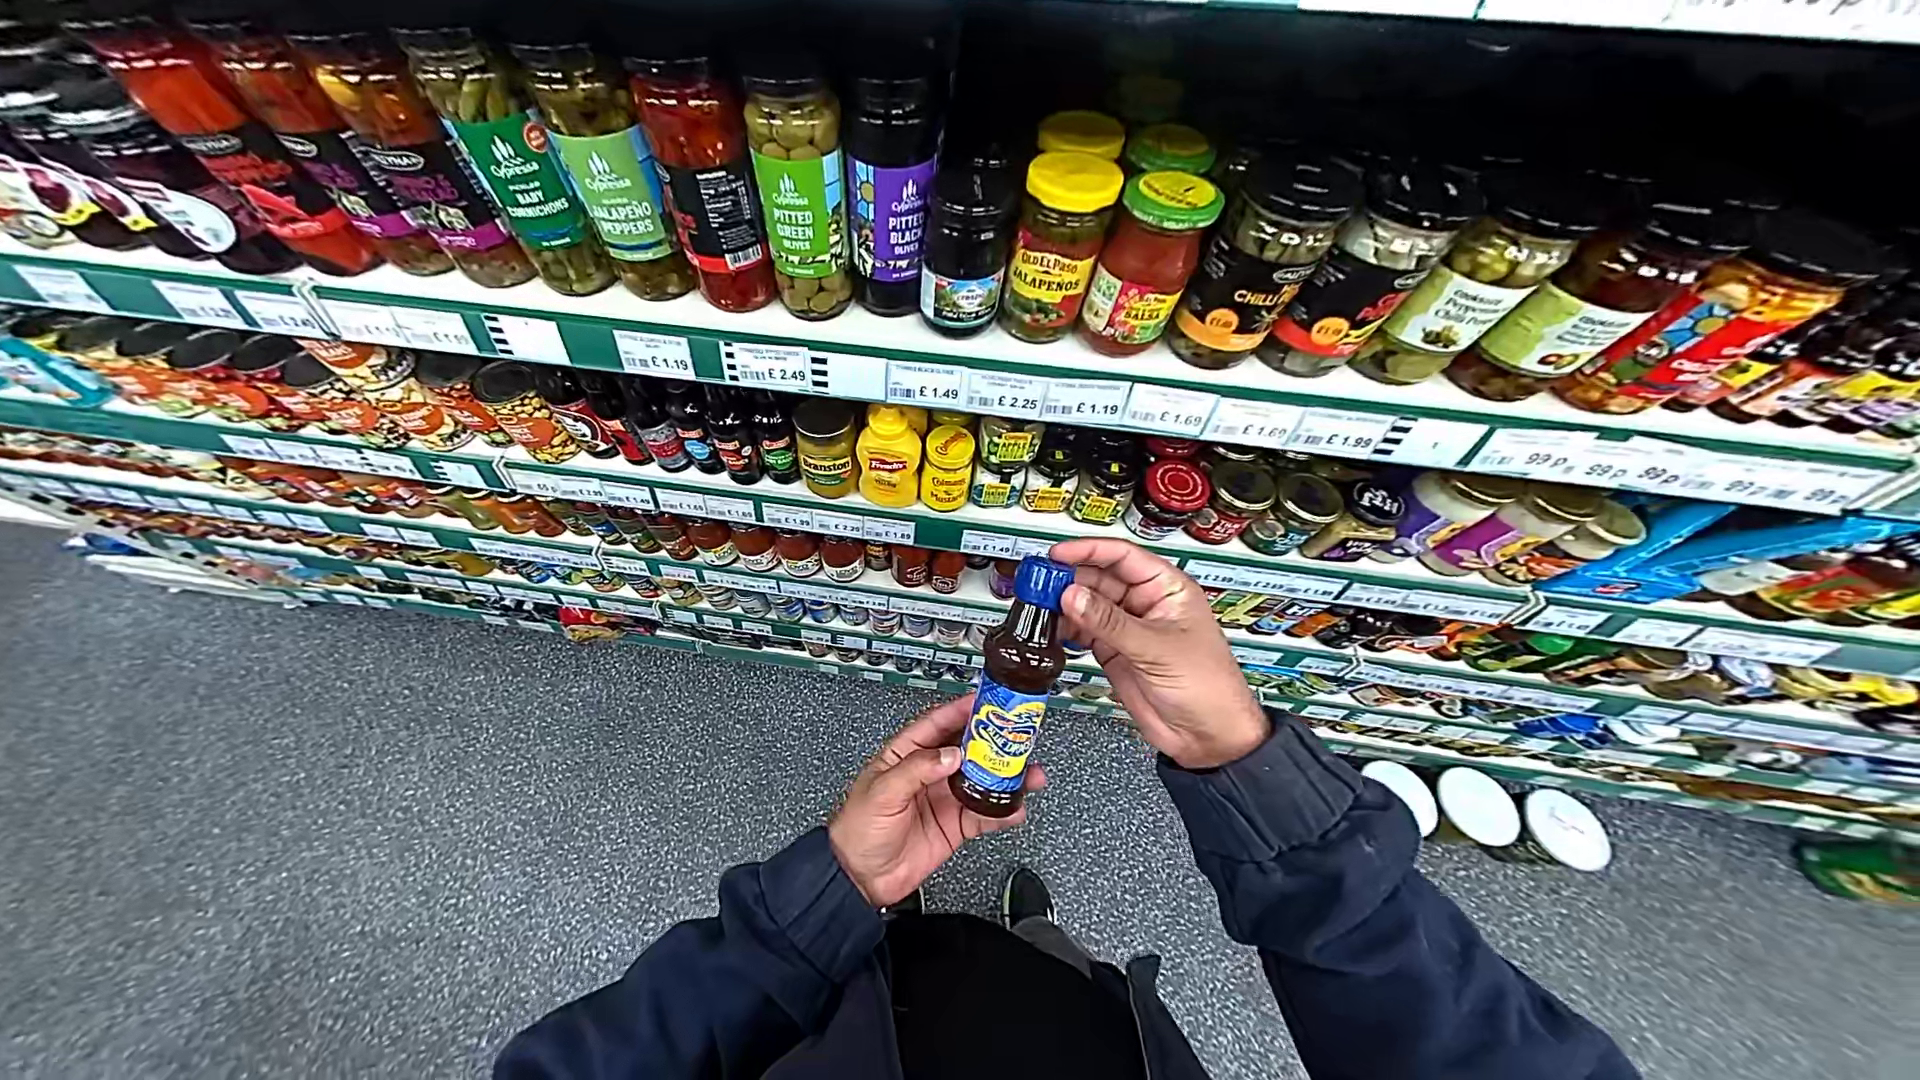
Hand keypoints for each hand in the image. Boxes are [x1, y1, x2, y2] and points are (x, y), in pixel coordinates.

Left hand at [828, 697, 1046, 906]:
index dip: (962, 710)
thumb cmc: (857, 829)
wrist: (859, 879)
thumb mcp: (882, 791)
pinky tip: (1014, 808)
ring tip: (1028, 773)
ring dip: (1006, 776)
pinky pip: (984, 813)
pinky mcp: (955, 824)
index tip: (985, 702)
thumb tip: (950, 754)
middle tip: (1017, 736)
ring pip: (983, 779)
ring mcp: (945, 797)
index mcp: (907, 753)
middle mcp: (930, 771)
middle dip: (994, 741)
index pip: (938, 723)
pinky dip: (1003, 811)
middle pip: (968, 748)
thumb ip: (917, 769)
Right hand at [1050, 538, 1270, 769]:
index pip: (1122, 556)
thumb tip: (1073, 596)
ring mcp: (1126, 627)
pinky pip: (1082, 630)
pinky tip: (1051, 628)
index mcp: (1166, 589)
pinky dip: (1065, 628)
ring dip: (1063, 603)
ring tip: (1039, 605)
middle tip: (1040, 583)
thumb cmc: (1209, 688)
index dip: (1089, 551)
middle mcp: (1144, 603)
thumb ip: (1110, 622)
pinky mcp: (1113, 650)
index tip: (1059, 554)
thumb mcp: (1157, 648)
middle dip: (1068, 578)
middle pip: (1098, 577)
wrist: (1207, 738)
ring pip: (1086, 604)